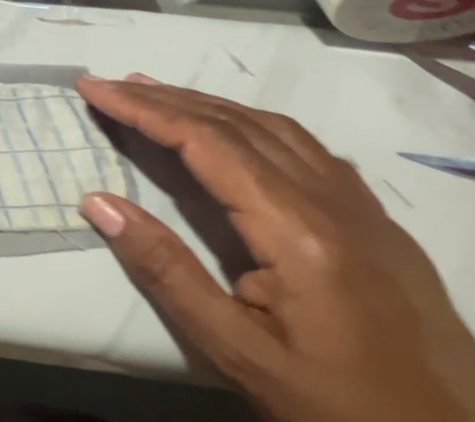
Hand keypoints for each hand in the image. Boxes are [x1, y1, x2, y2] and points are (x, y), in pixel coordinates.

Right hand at [77, 75, 474, 421]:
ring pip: (279, 132)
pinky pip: (311, 153)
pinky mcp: (383, 230)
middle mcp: (336, 205)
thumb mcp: (238, 351)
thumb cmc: (340, 405)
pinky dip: (255, 127)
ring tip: (157, 95)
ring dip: (211, 106)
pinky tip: (236, 135)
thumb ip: (167, 272)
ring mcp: (367, 215)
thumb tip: (98, 202)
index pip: (207, 143)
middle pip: (240, 127)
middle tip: (109, 84)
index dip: (144, 109)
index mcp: (299, 231)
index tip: (92, 88)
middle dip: (167, 99)